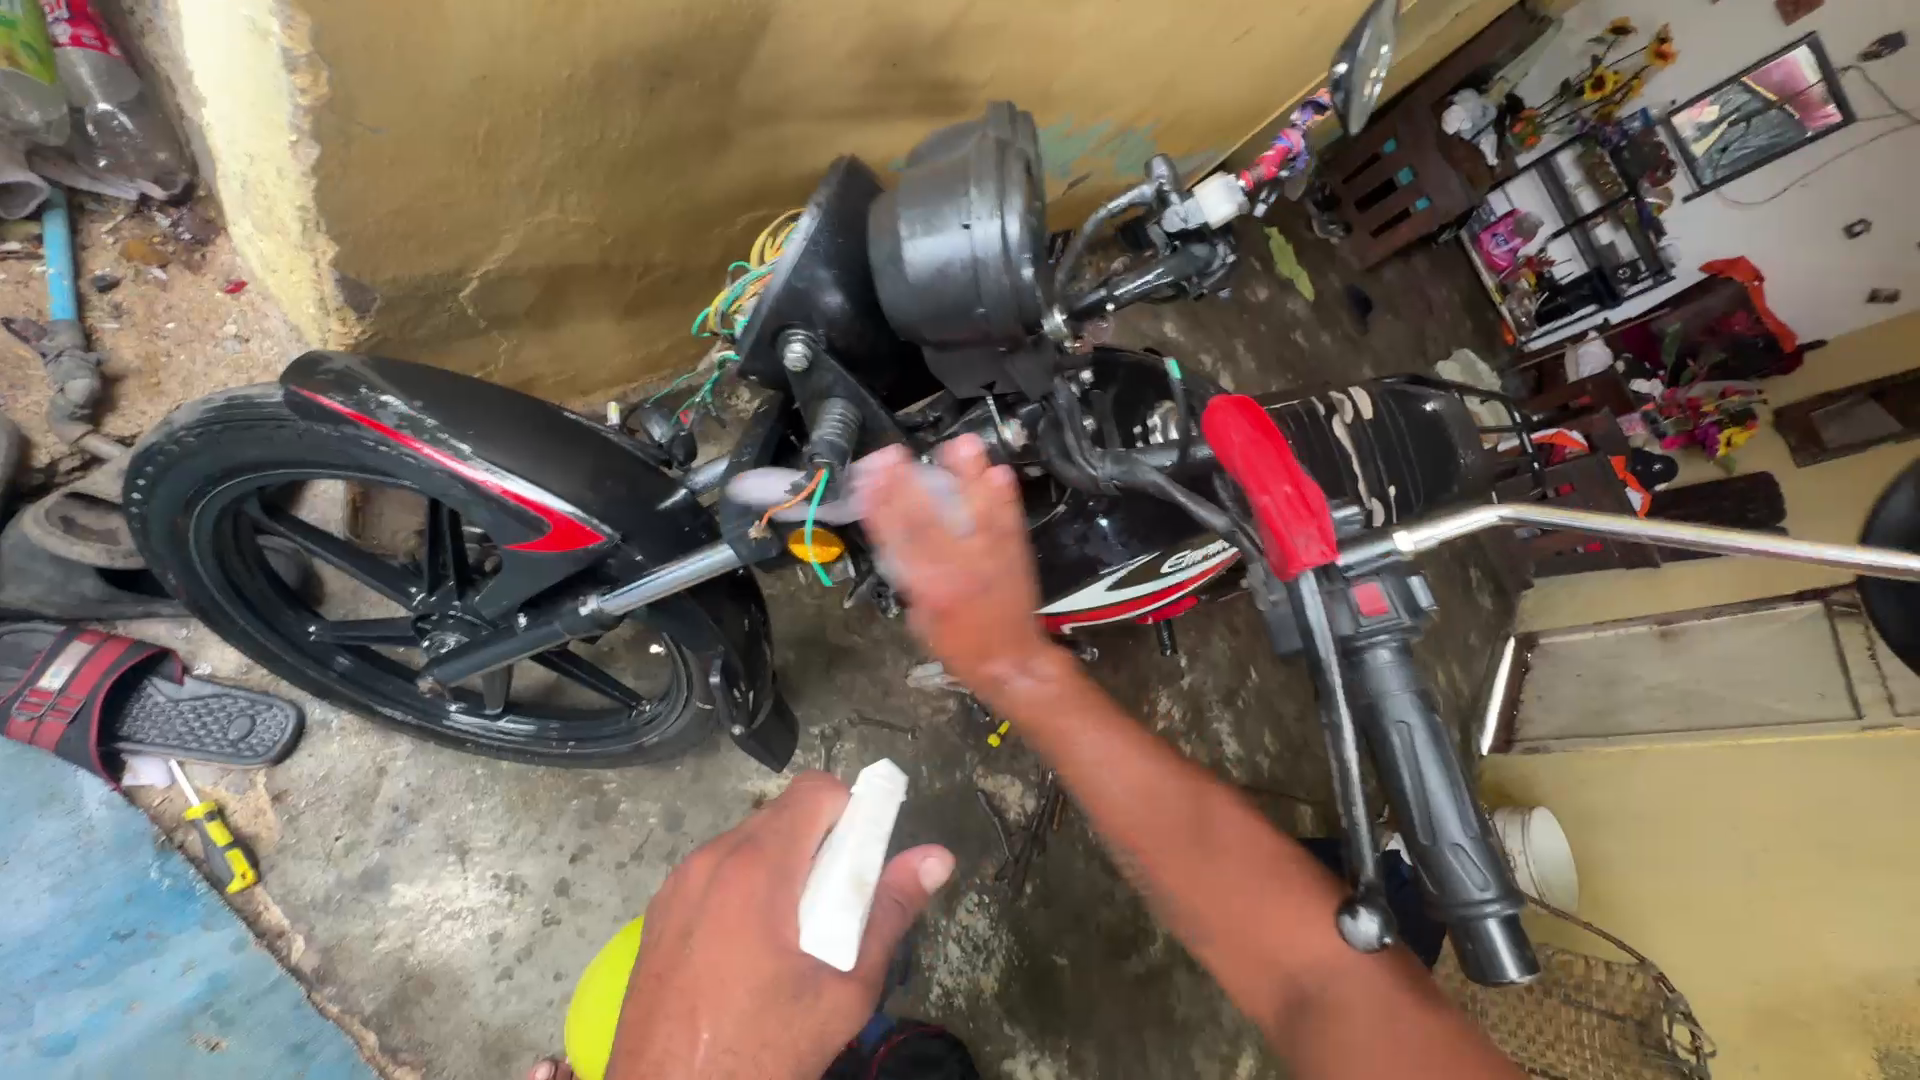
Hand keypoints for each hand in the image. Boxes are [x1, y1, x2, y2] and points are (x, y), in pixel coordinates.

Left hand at [608, 772, 953, 1079]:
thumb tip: (938, 857)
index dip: (850, 812)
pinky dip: (745, 886)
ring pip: (749, 840)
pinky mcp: (659, 909)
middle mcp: (711, 858)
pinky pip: (717, 870)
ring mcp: (678, 883)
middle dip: (820, 844)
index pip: (816, 789)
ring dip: (782, 865)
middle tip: (834, 910)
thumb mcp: (844, 989)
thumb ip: (891, 911)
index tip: (861, 861)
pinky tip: (749, 949)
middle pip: (783, 814)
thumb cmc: (762, 1050)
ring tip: (792, 937)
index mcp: (756, 867)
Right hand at [860, 436, 1066, 697]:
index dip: (880, 507)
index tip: (867, 479)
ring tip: (959, 445)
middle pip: (929, 518)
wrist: (1012, 661)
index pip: (899, 540)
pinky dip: (1004, 495)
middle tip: (892, 455)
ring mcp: (991, 558)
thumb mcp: (921, 619)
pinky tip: (999, 472)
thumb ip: (911, 579)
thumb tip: (900, 544)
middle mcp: (959, 569)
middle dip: (907, 484)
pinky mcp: (1016, 553)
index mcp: (930, 589)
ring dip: (968, 476)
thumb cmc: (961, 647)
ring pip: (976, 511)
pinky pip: (1010, 520)